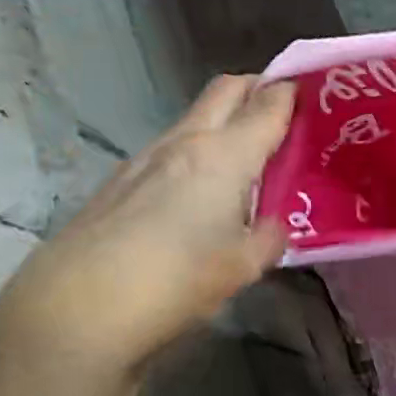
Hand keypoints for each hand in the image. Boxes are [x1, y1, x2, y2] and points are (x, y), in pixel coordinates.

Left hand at [0, 76, 293, 395]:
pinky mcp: (121, 181)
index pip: (266, 105)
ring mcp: (145, 158)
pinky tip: (206, 191)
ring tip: (252, 158)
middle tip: (286, 113)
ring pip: (196, 119)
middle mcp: (183, 143)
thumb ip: (269, 237)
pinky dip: (201, 153)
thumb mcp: (244, 266)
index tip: (317, 94)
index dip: (294, 93)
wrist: (79, 306)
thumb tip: (272, 225)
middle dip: (258, 89)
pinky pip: (173, 149)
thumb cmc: (177, 281)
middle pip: (225, 91)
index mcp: (222, 156)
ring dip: (227, 123)